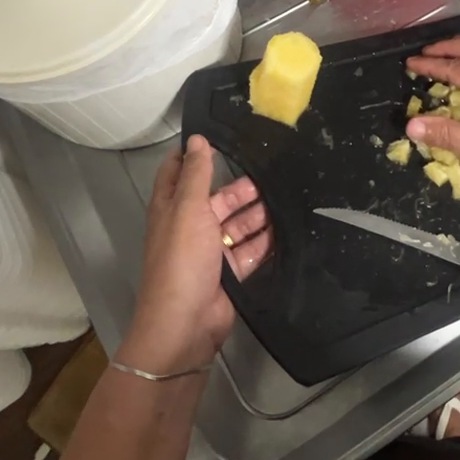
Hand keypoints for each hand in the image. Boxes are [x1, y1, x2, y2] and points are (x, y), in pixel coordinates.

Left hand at [122, 135, 272, 374]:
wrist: (185, 324)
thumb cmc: (182, 261)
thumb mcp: (188, 210)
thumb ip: (196, 174)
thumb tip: (198, 139)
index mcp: (172, 209)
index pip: (179, 173)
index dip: (194, 154)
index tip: (220, 135)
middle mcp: (190, 226)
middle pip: (217, 198)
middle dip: (240, 187)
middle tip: (273, 171)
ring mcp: (211, 250)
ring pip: (237, 223)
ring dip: (258, 213)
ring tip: (287, 197)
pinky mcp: (230, 271)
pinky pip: (250, 249)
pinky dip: (266, 239)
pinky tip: (287, 226)